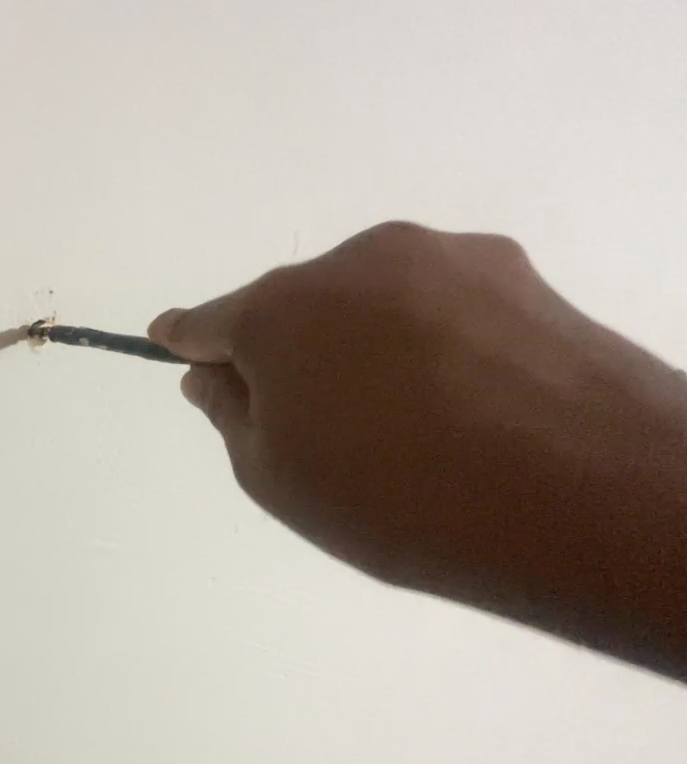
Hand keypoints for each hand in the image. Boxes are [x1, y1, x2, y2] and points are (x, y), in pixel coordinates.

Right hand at [150, 221, 686, 605]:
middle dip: (277, 351)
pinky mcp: (522, 278)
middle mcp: (358, 264)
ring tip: (382, 420)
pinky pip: (428, 308)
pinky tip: (440, 402)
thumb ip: (229, 412)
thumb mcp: (269, 472)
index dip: (184, 341)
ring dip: (349, 347)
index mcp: (278, 309)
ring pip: (362, 303)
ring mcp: (447, 262)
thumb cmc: (390, 496)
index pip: (205, 322)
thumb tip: (216, 373)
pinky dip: (414, 345)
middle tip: (298, 420)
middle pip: (288, 307)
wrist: (593, 502)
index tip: (170, 347)